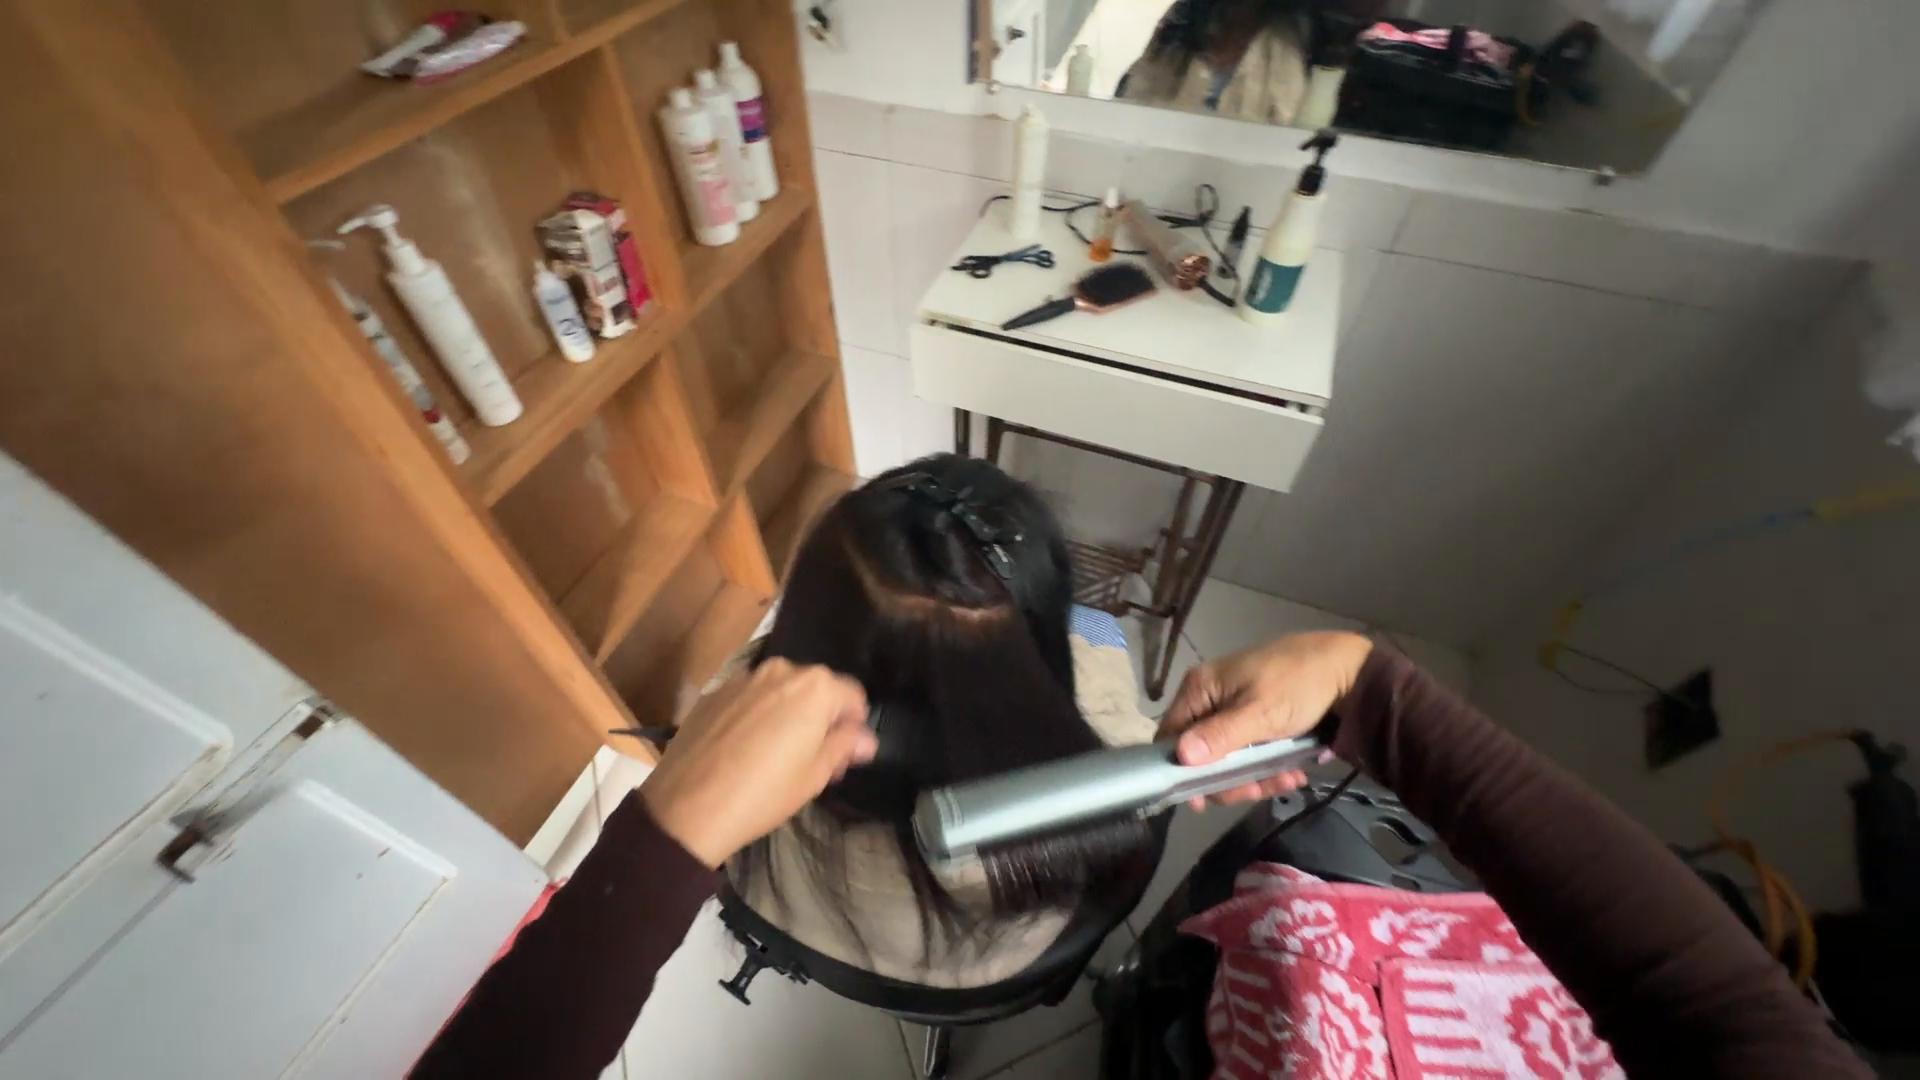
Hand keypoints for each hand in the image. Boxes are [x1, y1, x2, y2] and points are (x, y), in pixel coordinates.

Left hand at [640, 658, 876, 867]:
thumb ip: (846, 745)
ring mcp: (743, 678)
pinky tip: (743, 751)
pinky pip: (749, 699)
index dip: (855, 725)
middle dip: (821, 717)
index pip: (853, 695)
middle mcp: (782, 670)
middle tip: (813, 758)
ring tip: (775, 755)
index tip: (845, 755)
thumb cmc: (765, 792)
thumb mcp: (816, 774)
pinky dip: (756, 716)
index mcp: (815, 686)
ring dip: (788, 714)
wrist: (686, 808)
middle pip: (816, 689)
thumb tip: (866, 738)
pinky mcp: (714, 693)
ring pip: (781, 691)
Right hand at [1158, 631, 1372, 806]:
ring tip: (1287, 781)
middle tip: (1255, 792)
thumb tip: (1180, 756)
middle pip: (1200, 751)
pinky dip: (1267, 766)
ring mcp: (1233, 709)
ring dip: (1253, 776)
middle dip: (1227, 778)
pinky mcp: (1256, 719)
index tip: (1200, 799)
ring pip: (1227, 756)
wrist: (1349, 669)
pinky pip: (1249, 751)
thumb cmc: (1298, 685)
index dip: (1179, 768)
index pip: (1171, 733)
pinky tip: (1292, 772)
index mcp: (1200, 688)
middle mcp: (1210, 698)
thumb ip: (1220, 736)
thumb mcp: (1260, 714)